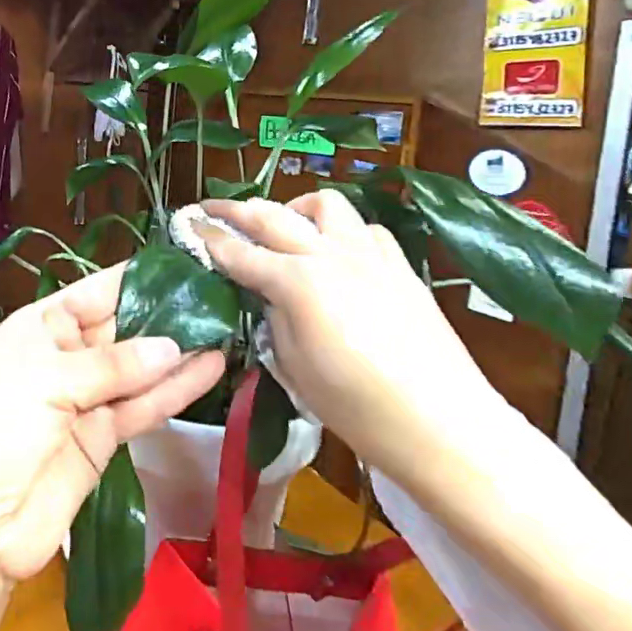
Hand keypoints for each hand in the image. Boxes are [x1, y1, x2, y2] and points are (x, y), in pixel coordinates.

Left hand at [0, 264, 225, 582]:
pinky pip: (145, 406)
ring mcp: (89, 398)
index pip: (98, 291)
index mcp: (44, 325)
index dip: (139, 278)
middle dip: (167, 313)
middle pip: (125, 328)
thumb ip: (114, 364)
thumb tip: (174, 346)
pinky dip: (176, 390)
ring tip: (227, 327)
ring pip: (141, 368)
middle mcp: (69, 354)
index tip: (187, 263)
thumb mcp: (49, 380)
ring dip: (180, 352)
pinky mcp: (106, 437)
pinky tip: (212, 368)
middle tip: (221, 296)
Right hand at [196, 192, 514, 482]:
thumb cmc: (359, 409)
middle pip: (272, 214)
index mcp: (298, 282)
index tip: (185, 222)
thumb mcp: (295, 367)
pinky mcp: (400, 265)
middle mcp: (330, 254)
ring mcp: (369, 254)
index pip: (239, 251)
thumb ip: (273, 318)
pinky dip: (341, 231)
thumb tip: (266, 294)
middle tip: (210, 209)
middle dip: (234, 208)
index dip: (207, 236)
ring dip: (295, 209)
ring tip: (285, 229)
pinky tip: (338, 255)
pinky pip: (364, 229)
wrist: (446, 425)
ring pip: (325, 204)